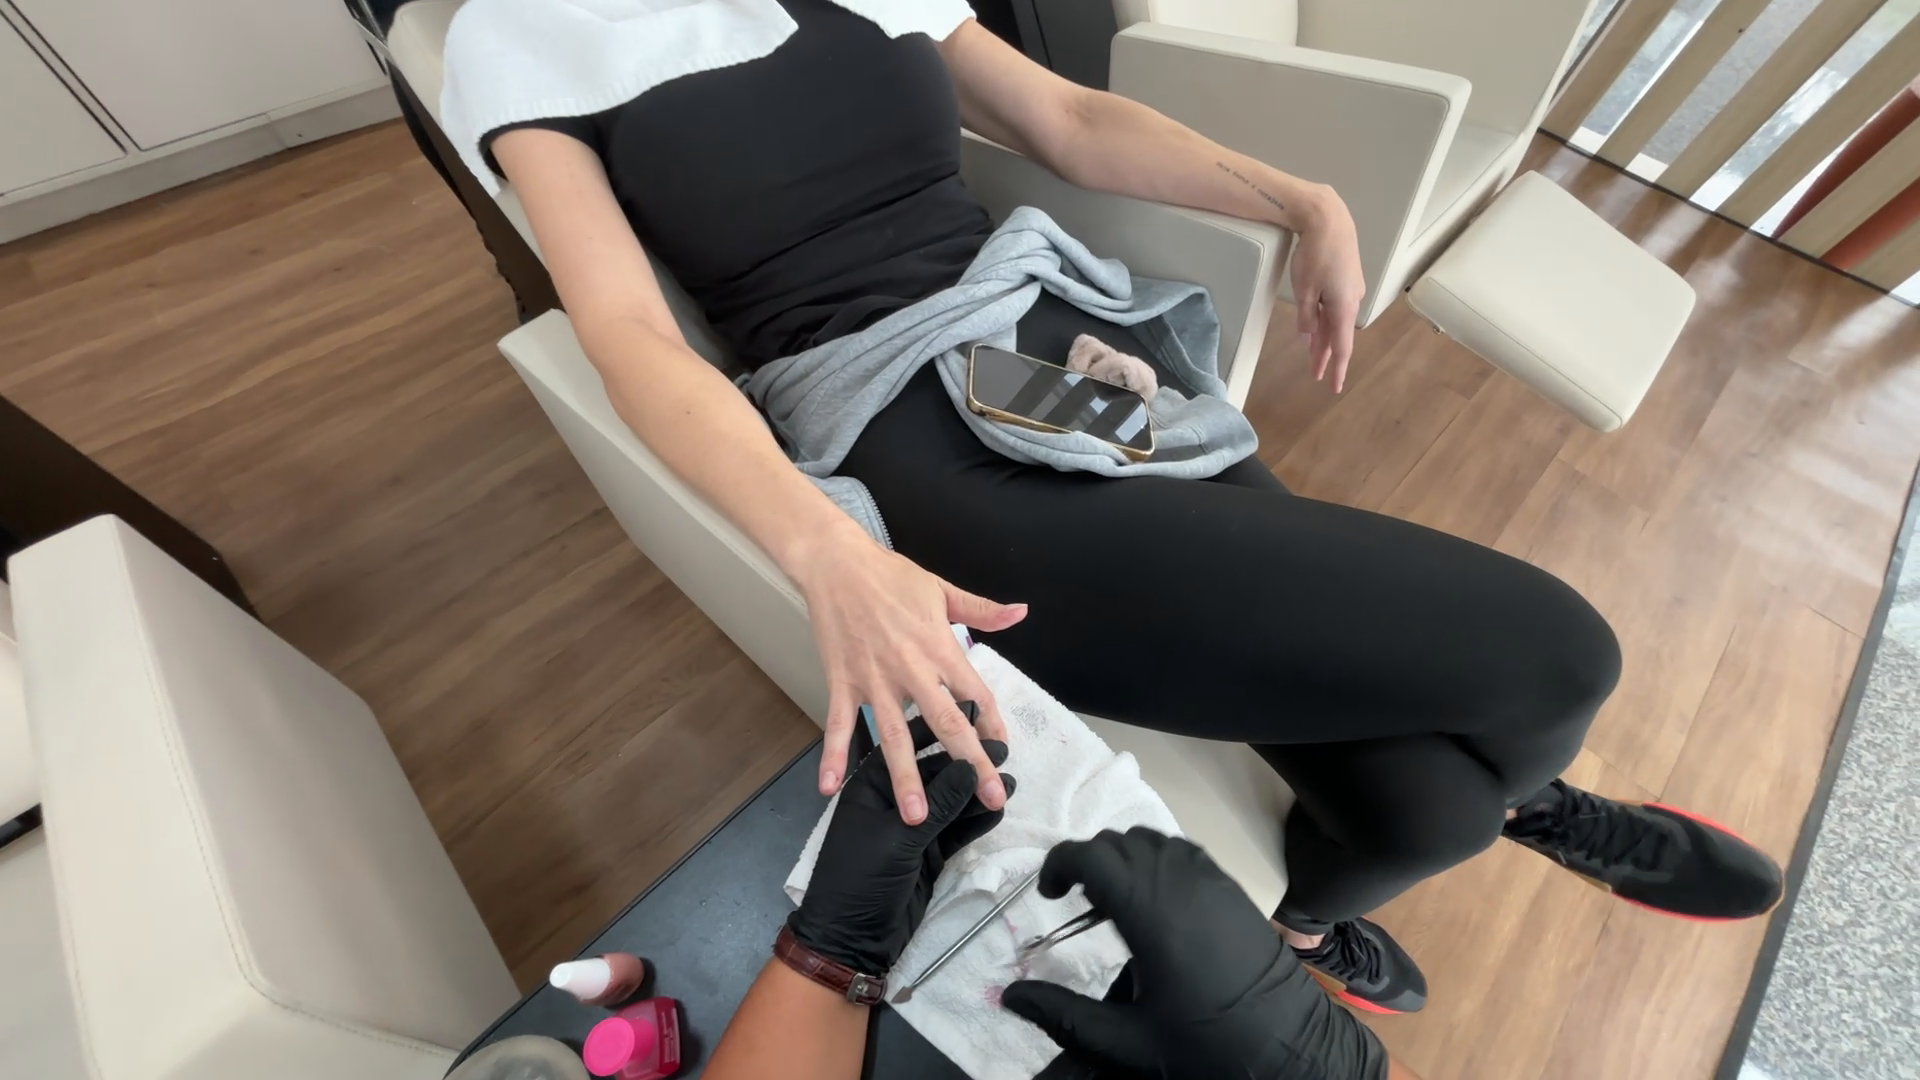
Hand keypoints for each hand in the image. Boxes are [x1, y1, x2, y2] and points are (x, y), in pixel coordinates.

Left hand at [789, 718, 1016, 975]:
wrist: (849, 941)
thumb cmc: (859, 878)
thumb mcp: (899, 837)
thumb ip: (938, 803)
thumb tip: (972, 766)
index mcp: (873, 783)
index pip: (911, 746)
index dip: (941, 729)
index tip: (974, 713)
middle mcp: (895, 798)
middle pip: (936, 774)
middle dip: (968, 762)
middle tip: (1004, 750)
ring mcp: (912, 826)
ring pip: (950, 802)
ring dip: (977, 793)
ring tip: (1010, 781)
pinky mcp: (926, 852)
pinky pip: (955, 830)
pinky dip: (975, 821)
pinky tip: (997, 810)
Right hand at [790, 521, 1026, 822]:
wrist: (838, 564)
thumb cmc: (891, 576)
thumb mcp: (942, 590)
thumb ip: (982, 610)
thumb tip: (1021, 612)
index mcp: (940, 647)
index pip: (976, 694)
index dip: (993, 725)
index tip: (1004, 753)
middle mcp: (912, 669)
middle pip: (946, 724)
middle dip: (970, 765)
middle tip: (988, 801)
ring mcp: (875, 680)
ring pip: (894, 735)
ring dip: (905, 776)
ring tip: (915, 816)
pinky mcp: (843, 682)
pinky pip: (840, 724)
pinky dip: (834, 756)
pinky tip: (830, 788)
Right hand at [1001, 828, 1388, 1079]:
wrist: (1293, 1053)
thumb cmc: (1206, 1048)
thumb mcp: (1128, 1045)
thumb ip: (1064, 1017)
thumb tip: (1010, 995)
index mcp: (1145, 908)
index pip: (1087, 855)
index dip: (1058, 864)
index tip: (1049, 896)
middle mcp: (1172, 877)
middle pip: (1113, 842)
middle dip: (1086, 864)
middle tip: (1080, 906)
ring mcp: (1204, 874)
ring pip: (1146, 838)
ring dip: (1120, 857)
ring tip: (1117, 901)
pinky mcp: (1226, 882)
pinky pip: (1177, 847)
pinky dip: (1154, 858)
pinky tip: (1157, 898)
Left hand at [1289, 186, 1364, 393]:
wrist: (1328, 219)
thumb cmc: (1315, 254)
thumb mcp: (1304, 291)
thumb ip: (1306, 318)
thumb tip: (1308, 338)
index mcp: (1344, 306)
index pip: (1341, 346)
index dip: (1336, 368)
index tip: (1334, 386)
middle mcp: (1351, 300)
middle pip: (1337, 336)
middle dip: (1326, 357)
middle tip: (1316, 376)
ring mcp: (1350, 289)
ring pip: (1335, 322)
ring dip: (1324, 340)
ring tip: (1313, 360)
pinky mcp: (1345, 280)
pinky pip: (1334, 308)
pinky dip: (1325, 322)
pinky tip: (1317, 331)